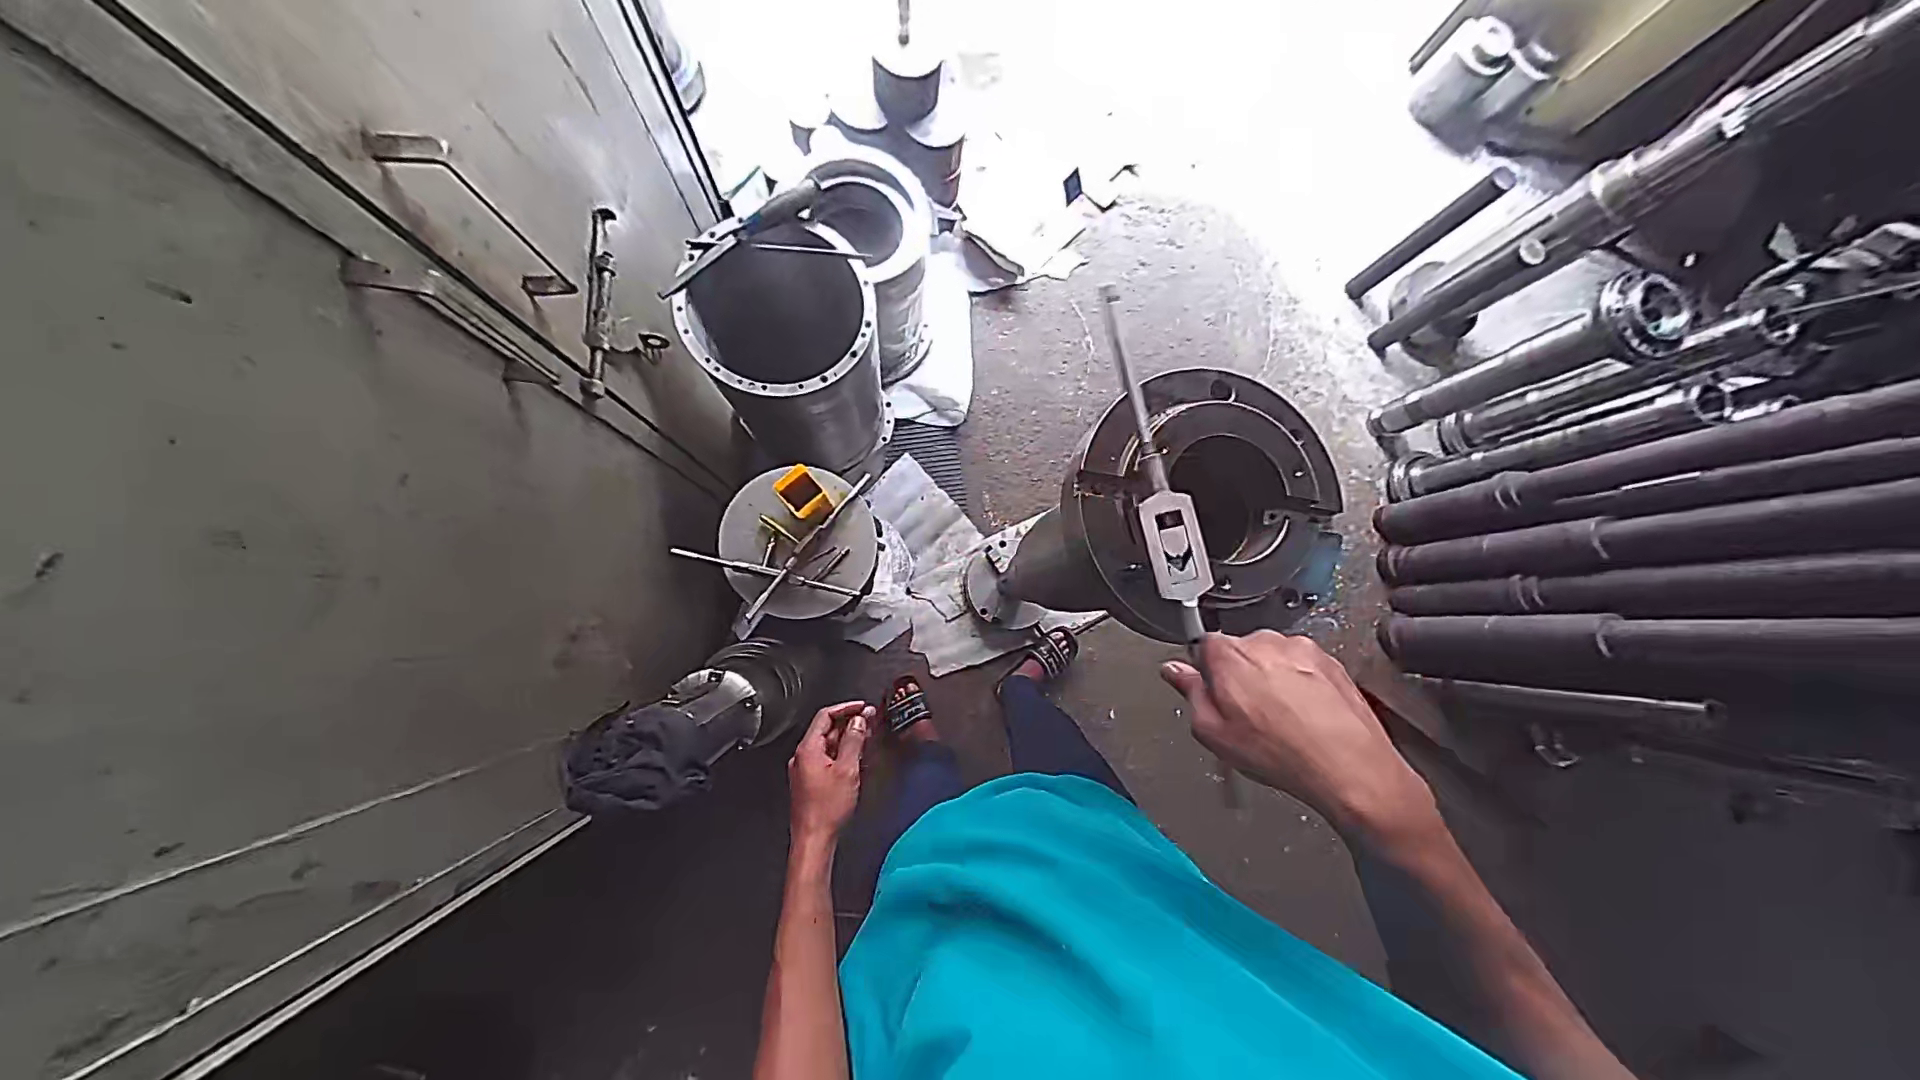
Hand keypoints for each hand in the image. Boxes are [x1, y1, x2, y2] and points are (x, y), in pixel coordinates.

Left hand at [787, 701, 873, 848]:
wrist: (814, 839)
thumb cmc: (826, 810)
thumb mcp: (847, 770)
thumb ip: (853, 741)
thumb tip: (859, 722)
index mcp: (808, 749)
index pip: (825, 716)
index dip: (845, 708)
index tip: (861, 707)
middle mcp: (803, 756)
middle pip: (826, 729)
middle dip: (849, 722)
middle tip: (868, 720)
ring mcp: (805, 769)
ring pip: (827, 744)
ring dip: (846, 737)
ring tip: (866, 736)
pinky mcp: (809, 780)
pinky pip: (825, 757)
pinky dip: (841, 752)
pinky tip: (855, 756)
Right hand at [1159, 632, 1435, 844]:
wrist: (1350, 766)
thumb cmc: (1284, 753)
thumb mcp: (1212, 732)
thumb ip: (1189, 692)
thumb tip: (1174, 671)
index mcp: (1229, 655)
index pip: (1203, 643)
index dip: (1205, 669)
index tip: (1210, 687)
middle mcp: (1265, 643)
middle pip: (1239, 649)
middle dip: (1239, 674)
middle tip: (1245, 711)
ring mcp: (1300, 650)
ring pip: (1272, 656)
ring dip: (1271, 677)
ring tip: (1279, 718)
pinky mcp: (1329, 661)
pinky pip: (1302, 666)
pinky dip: (1300, 684)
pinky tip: (1303, 715)